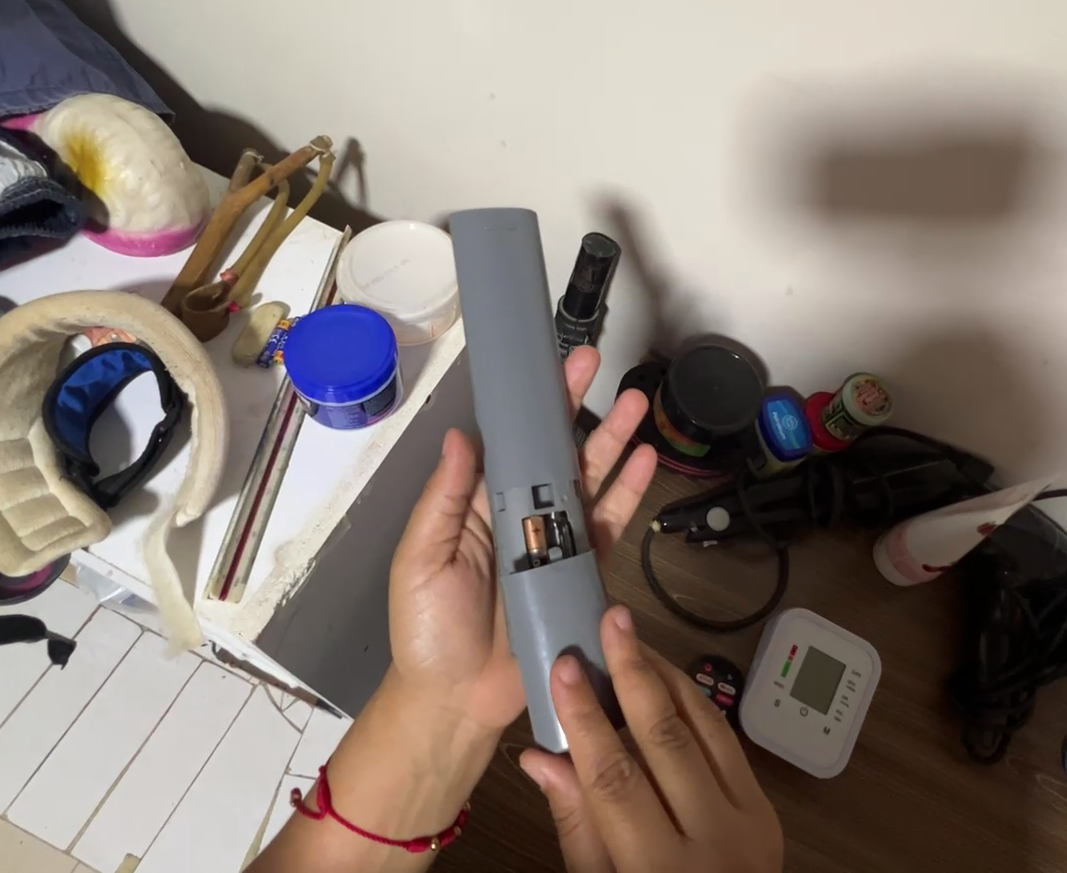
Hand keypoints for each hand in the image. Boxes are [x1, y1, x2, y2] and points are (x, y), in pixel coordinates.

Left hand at [387, 346, 657, 733]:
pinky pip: (608, 526)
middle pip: (558, 451)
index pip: (512, 442)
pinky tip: (645, 465)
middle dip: (579, 407)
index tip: (551, 365)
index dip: (533, 404)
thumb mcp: (421, 558)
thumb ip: (444, 499)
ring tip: (637, 406)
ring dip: (614, 442)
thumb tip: (461, 436)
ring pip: (590, 480)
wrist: (457, 701)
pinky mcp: (583, 571)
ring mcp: (557, 540)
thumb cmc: (428, 628)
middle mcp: (523, 512)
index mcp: (482, 503)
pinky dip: (628, 494)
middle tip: (598, 364)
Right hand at [520, 606, 783, 872]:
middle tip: (611, 619)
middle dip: (634, 672)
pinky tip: (664, 673)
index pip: (614, 780)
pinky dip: (693, 698)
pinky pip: (725, 737)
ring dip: (665, 673)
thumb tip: (541, 755)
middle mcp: (714, 842)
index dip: (585, 719)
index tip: (564, 667)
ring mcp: (750, 821)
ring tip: (632, 635)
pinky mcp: (765, 807)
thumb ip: (577, 828)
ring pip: (703, 725)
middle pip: (666, 738)